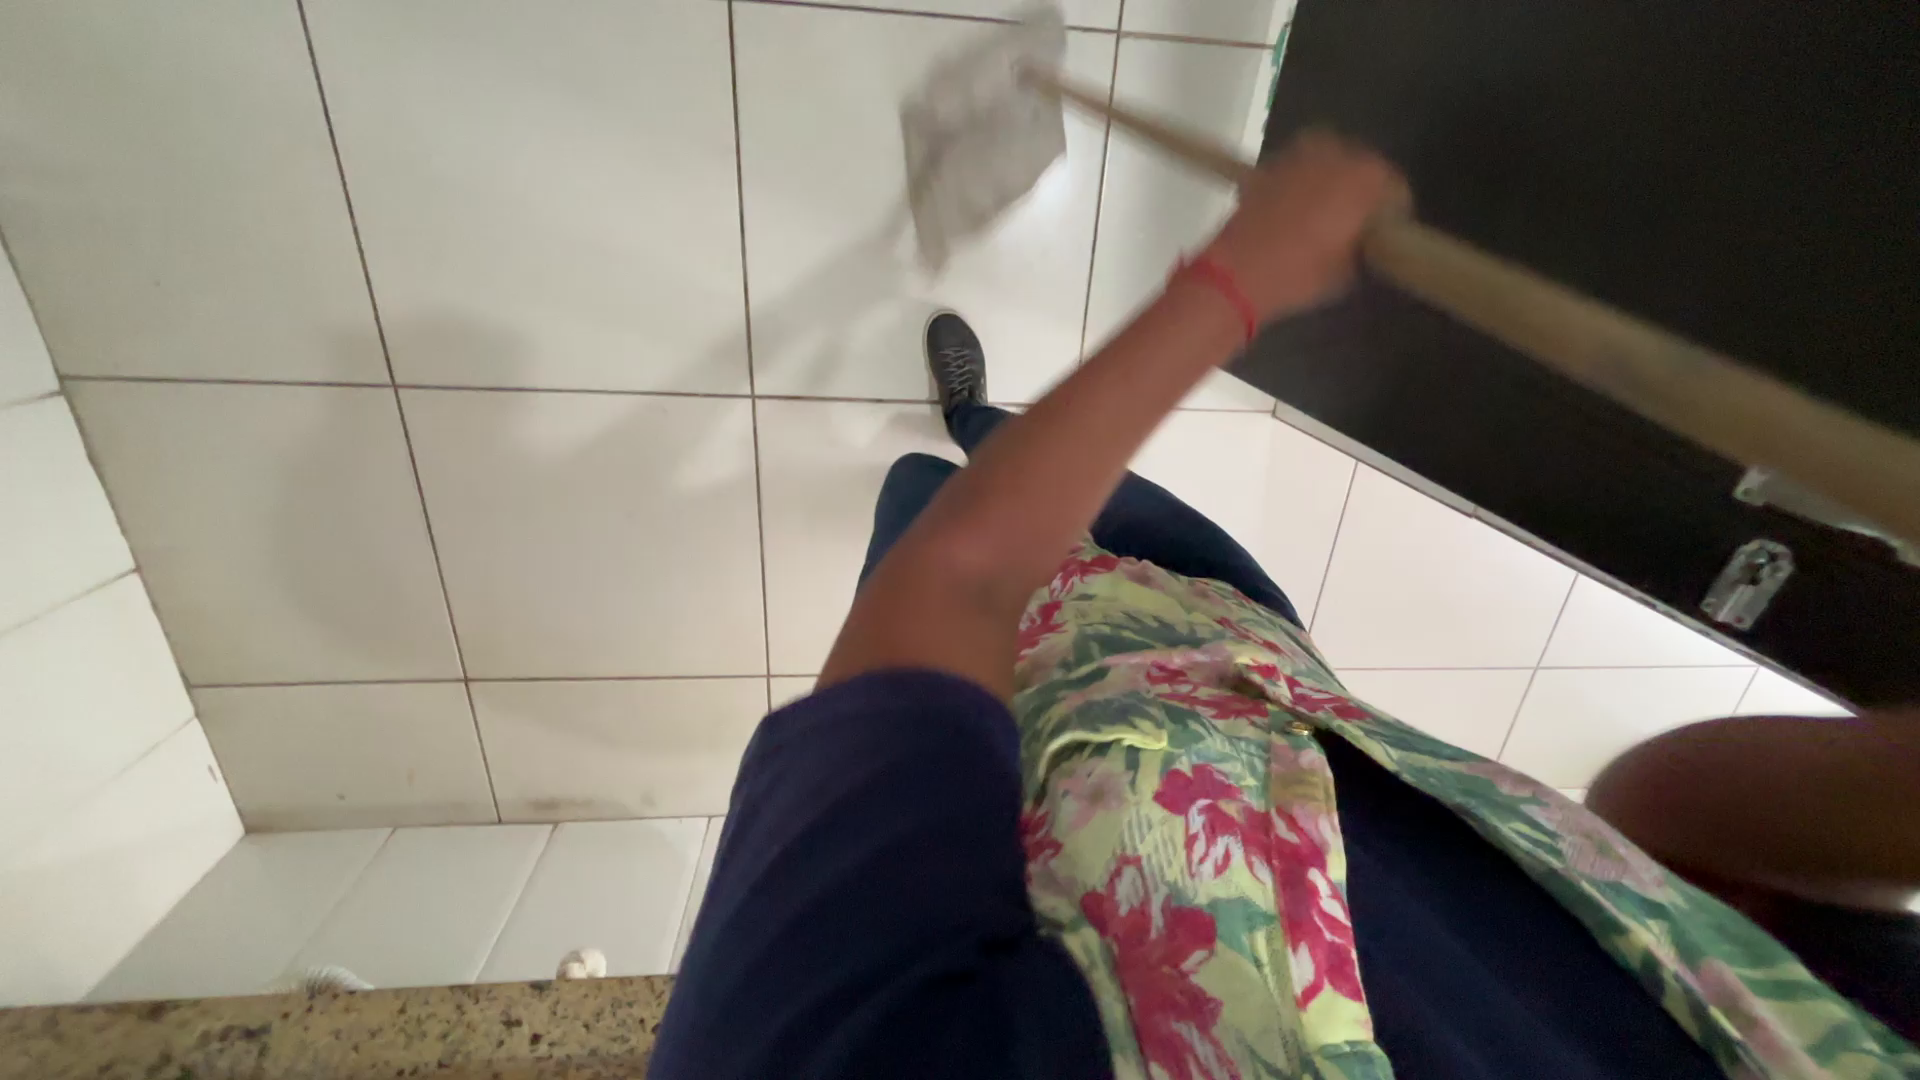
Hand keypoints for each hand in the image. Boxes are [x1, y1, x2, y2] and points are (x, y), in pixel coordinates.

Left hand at [1202, 130, 1409, 319]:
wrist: (1236, 272)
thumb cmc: (1298, 274)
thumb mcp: (1345, 273)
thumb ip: (1360, 249)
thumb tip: (1358, 244)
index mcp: (1369, 178)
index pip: (1395, 190)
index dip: (1389, 214)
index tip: (1381, 234)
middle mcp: (1340, 154)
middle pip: (1361, 168)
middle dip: (1358, 191)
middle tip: (1349, 222)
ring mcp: (1300, 155)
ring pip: (1328, 161)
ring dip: (1328, 180)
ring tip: (1319, 212)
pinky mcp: (1268, 166)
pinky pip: (1295, 170)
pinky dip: (1298, 183)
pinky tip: (1291, 208)